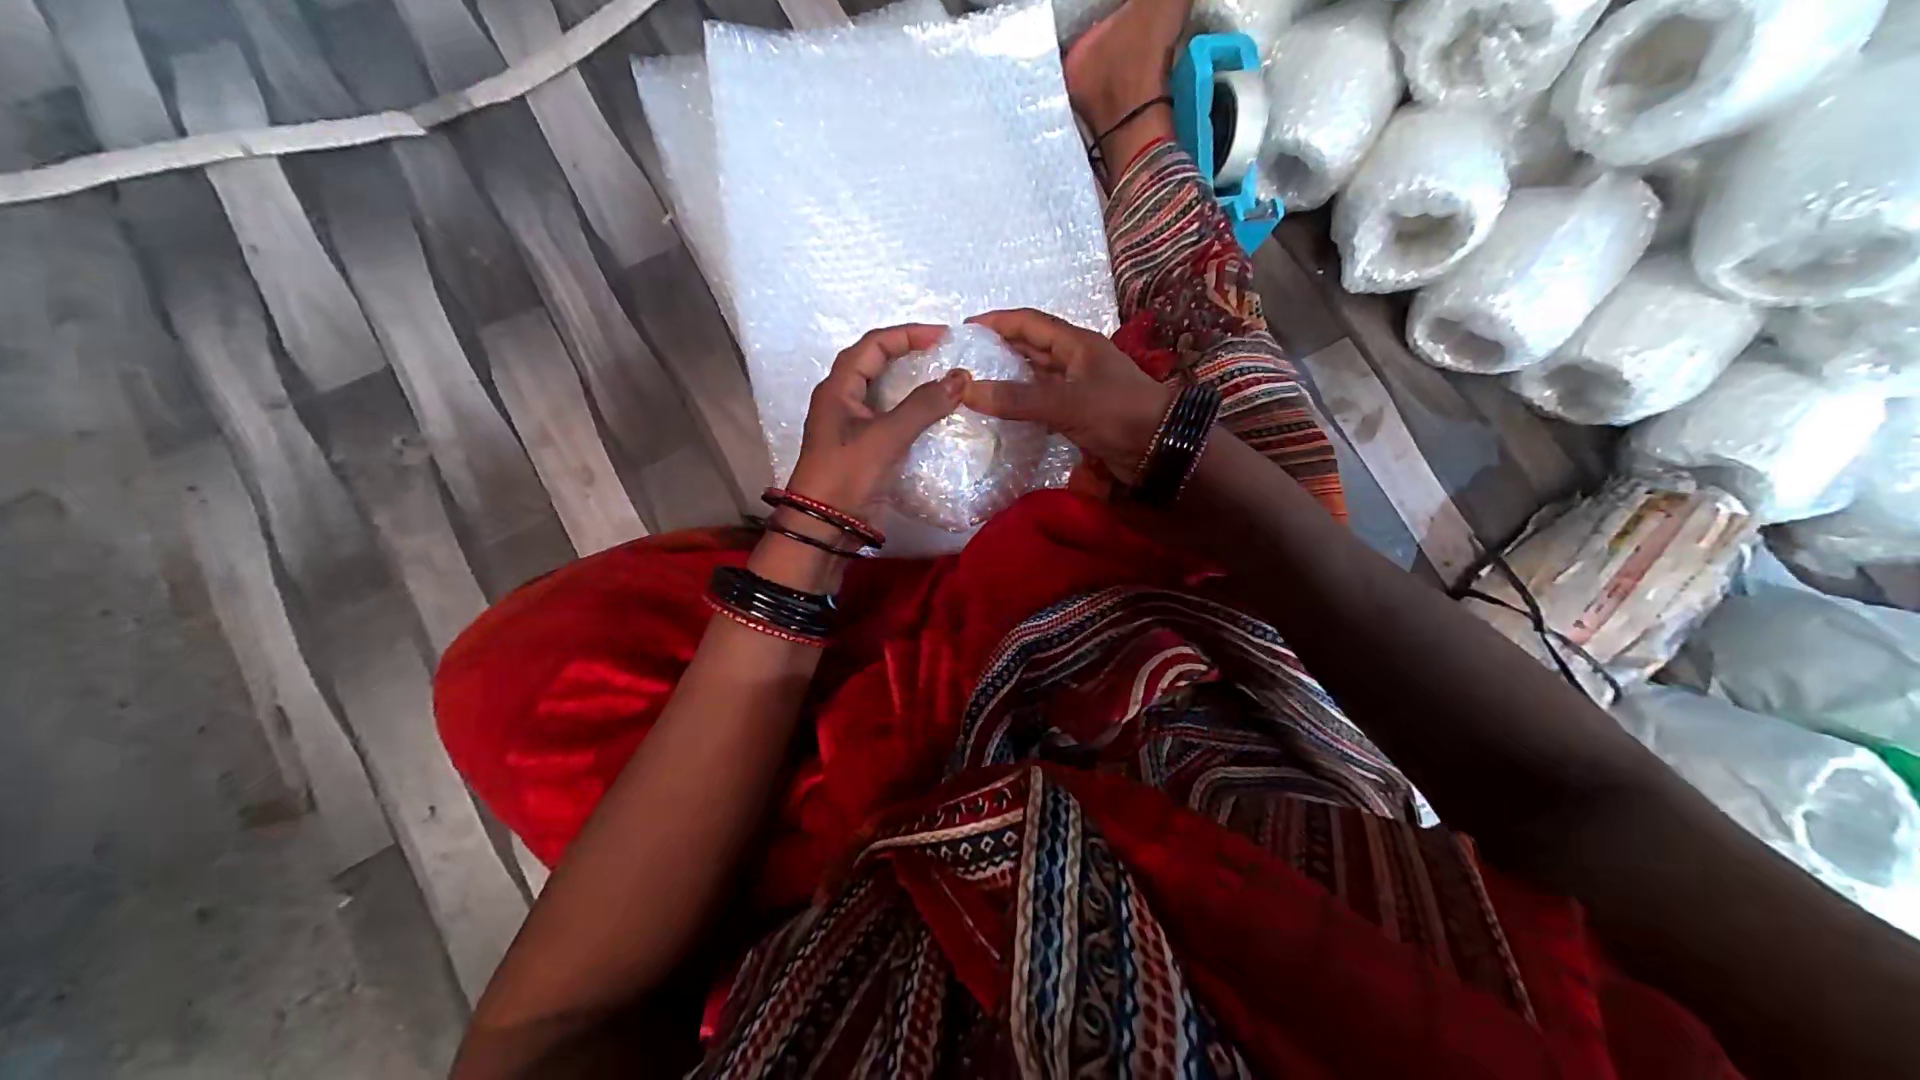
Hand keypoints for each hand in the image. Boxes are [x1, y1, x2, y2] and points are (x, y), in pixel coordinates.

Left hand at [785, 324, 969, 516]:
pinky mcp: (863, 446)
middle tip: (944, 354)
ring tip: (944, 380)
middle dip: (909, 353)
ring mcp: (852, 424)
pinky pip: (890, 417)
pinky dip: (912, 410)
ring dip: (912, 382)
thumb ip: (923, 405)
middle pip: (876, 363)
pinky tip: (934, 415)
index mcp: (838, 388)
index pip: (873, 345)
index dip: (907, 335)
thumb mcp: (886, 436)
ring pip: (884, 391)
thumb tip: (961, 377)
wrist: (825, 526)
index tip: (943, 337)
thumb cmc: (847, 474)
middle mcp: (842, 399)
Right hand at [964, 309, 1173, 483]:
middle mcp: (1076, 361)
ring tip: (974, 386)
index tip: (965, 329)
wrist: (1160, 449)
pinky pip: (1042, 404)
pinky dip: (1021, 406)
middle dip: (998, 350)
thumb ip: (1017, 399)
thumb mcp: (1065, 403)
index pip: (1030, 322)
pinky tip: (1001, 415)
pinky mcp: (1079, 415)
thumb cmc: (1118, 413)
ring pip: (1036, 378)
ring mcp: (1079, 389)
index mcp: (1077, 344)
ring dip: (1008, 380)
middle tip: (964, 360)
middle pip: (1031, 348)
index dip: (997, 322)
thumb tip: (966, 390)